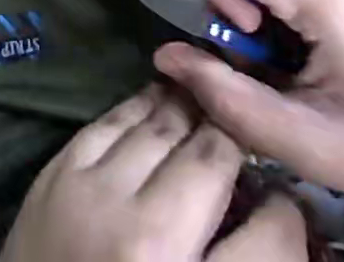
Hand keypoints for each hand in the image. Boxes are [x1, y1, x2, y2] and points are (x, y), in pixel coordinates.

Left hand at [0, 84, 306, 261]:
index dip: (286, 215)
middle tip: (246, 132)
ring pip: (161, 124)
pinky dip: (142, 104)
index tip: (281, 203)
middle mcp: (144, 239)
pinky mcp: (57, 173)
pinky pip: (113, 119)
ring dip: (191, 109)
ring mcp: (95, 196)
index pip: (270, 238)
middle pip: (211, 159)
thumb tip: (267, 215)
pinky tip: (159, 98)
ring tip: (208, 101)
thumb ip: (235, 261)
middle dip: (236, 138)